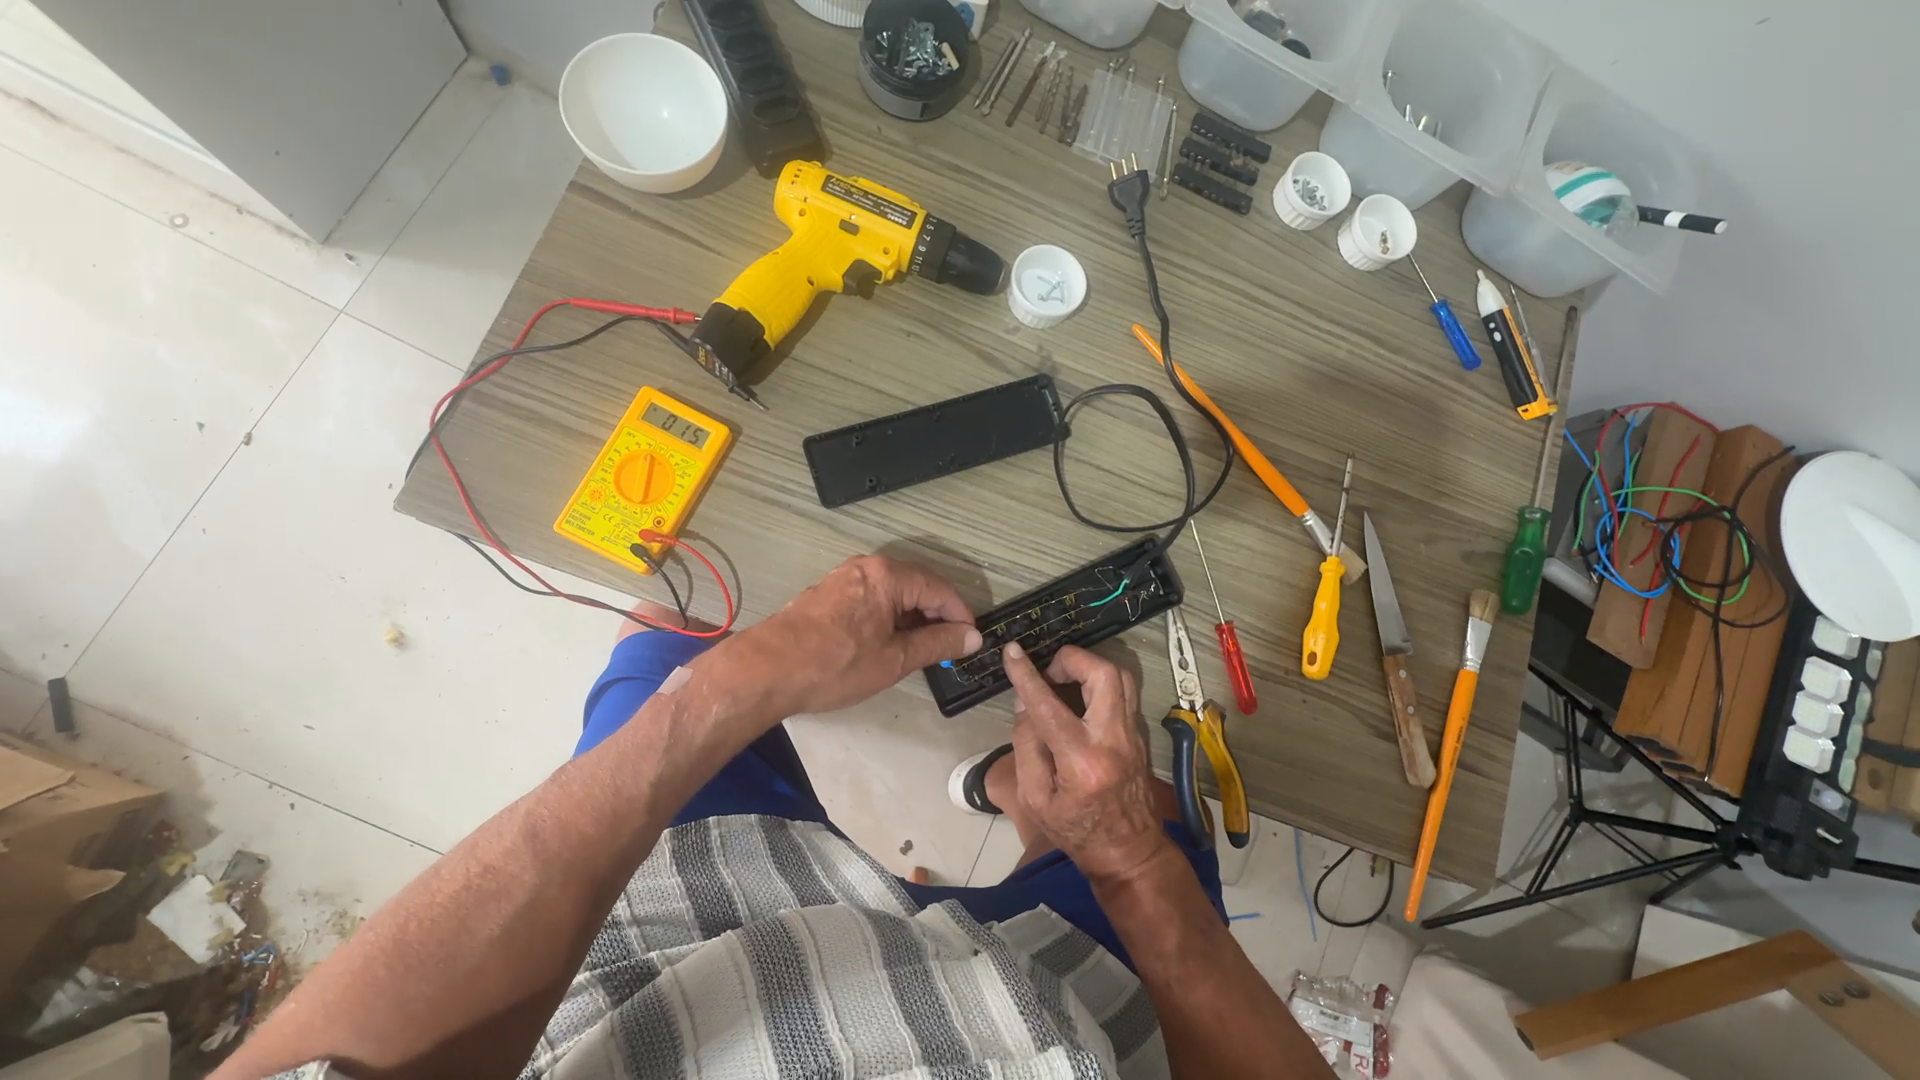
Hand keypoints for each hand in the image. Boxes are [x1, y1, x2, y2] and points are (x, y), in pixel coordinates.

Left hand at [746, 555, 980, 715]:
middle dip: (936, 615)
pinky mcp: (827, 594)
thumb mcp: (895, 659)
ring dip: (911, 617)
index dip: (960, 615)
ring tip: (920, 650)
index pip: (940, 589)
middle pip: (916, 585)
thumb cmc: (836, 665)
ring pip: (892, 592)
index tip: (970, 641)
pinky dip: (887, 617)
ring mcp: (843, 578)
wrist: (767, 670)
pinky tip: (887, 643)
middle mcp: (866, 567)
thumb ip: (938, 644)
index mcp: (888, 575)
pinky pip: (870, 597)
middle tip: (949, 647)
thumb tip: (972, 637)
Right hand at [1001, 642, 1173, 883]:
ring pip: (1120, 676)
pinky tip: (1078, 698)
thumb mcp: (1034, 798)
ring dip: (1088, 668)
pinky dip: (1097, 684)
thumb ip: (1026, 746)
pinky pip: (1122, 692)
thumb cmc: (1075, 831)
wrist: (1130, 852)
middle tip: (1049, 671)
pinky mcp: (1139, 734)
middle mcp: (1113, 740)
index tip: (1012, 652)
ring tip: (1063, 681)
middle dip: (1071, 660)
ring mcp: (1132, 735)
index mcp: (1082, 762)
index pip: (1050, 705)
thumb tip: (1025, 703)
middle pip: (1103, 674)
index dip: (1027, 675)